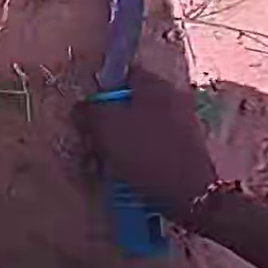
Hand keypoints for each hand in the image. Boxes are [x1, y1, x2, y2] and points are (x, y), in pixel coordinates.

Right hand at [74, 68, 217, 216]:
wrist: (186, 193)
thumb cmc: (142, 152)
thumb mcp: (103, 126)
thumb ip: (88, 110)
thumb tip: (81, 107)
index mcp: (154, 86)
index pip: (122, 74)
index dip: (100, 90)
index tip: (87, 109)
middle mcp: (172, 98)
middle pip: (128, 102)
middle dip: (106, 119)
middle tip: (91, 139)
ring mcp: (181, 123)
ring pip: (137, 124)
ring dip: (117, 139)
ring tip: (102, 160)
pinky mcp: (184, 147)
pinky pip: (150, 142)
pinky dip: (134, 152)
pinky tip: (123, 169)